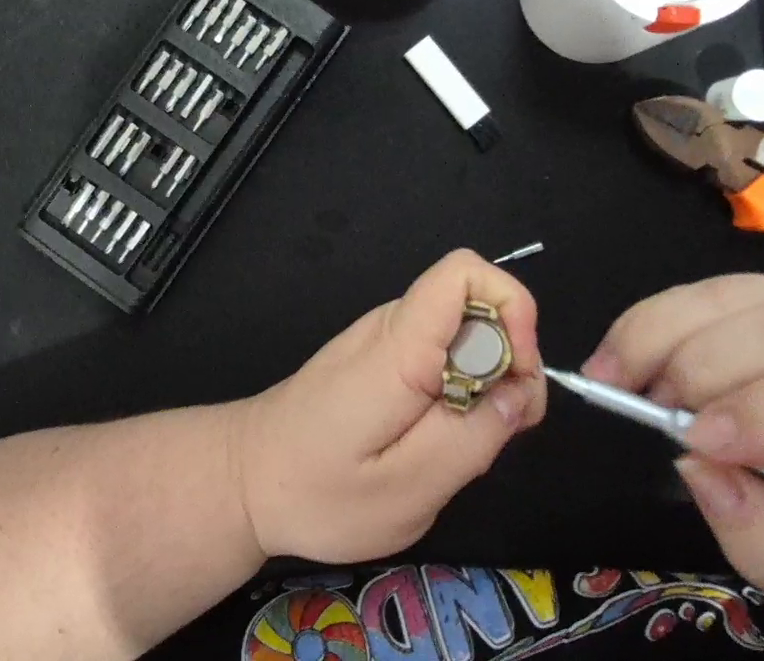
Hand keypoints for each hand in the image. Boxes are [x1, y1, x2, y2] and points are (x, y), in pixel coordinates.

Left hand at [234, 249, 546, 563]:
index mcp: (397, 346)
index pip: (464, 273)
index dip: (512, 310)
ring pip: (464, 335)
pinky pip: (441, 354)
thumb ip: (472, 438)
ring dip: (486, 384)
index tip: (516, 380)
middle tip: (495, 434)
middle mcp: (392, 326)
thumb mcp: (407, 490)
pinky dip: (460, 391)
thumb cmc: (317, 491)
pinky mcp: (381, 358)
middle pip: (476, 306)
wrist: (243, 477)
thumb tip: (520, 393)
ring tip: (460, 447)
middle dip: (509, 362)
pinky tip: (437, 439)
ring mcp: (384, 339)